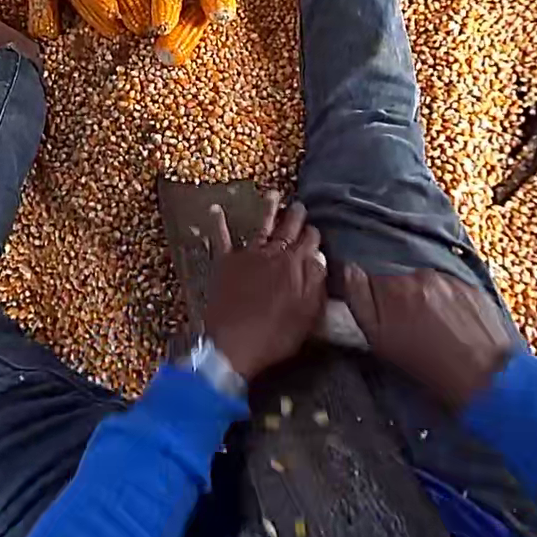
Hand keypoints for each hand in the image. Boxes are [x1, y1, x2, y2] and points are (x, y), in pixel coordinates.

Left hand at [201, 194, 327, 379]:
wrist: (233, 343)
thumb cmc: (275, 334)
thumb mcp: (307, 315)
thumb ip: (315, 283)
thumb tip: (320, 258)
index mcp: (294, 266)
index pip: (309, 242)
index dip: (314, 234)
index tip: (317, 228)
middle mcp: (271, 254)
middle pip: (287, 230)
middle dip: (295, 216)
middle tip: (300, 204)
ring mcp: (247, 255)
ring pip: (261, 226)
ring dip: (268, 210)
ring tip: (273, 193)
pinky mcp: (225, 262)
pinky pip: (221, 238)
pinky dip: (218, 222)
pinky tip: (216, 208)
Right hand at [343, 266, 514, 411]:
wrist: (491, 381)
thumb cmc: (429, 368)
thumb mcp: (381, 343)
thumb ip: (359, 300)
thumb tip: (347, 270)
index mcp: (391, 287)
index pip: (363, 277)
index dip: (367, 294)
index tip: (375, 312)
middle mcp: (417, 275)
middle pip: (394, 280)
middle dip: (395, 298)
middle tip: (406, 327)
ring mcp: (446, 279)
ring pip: (421, 283)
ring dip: (420, 298)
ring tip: (432, 327)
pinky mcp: (469, 287)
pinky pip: (446, 288)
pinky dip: (444, 301)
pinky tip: (452, 324)